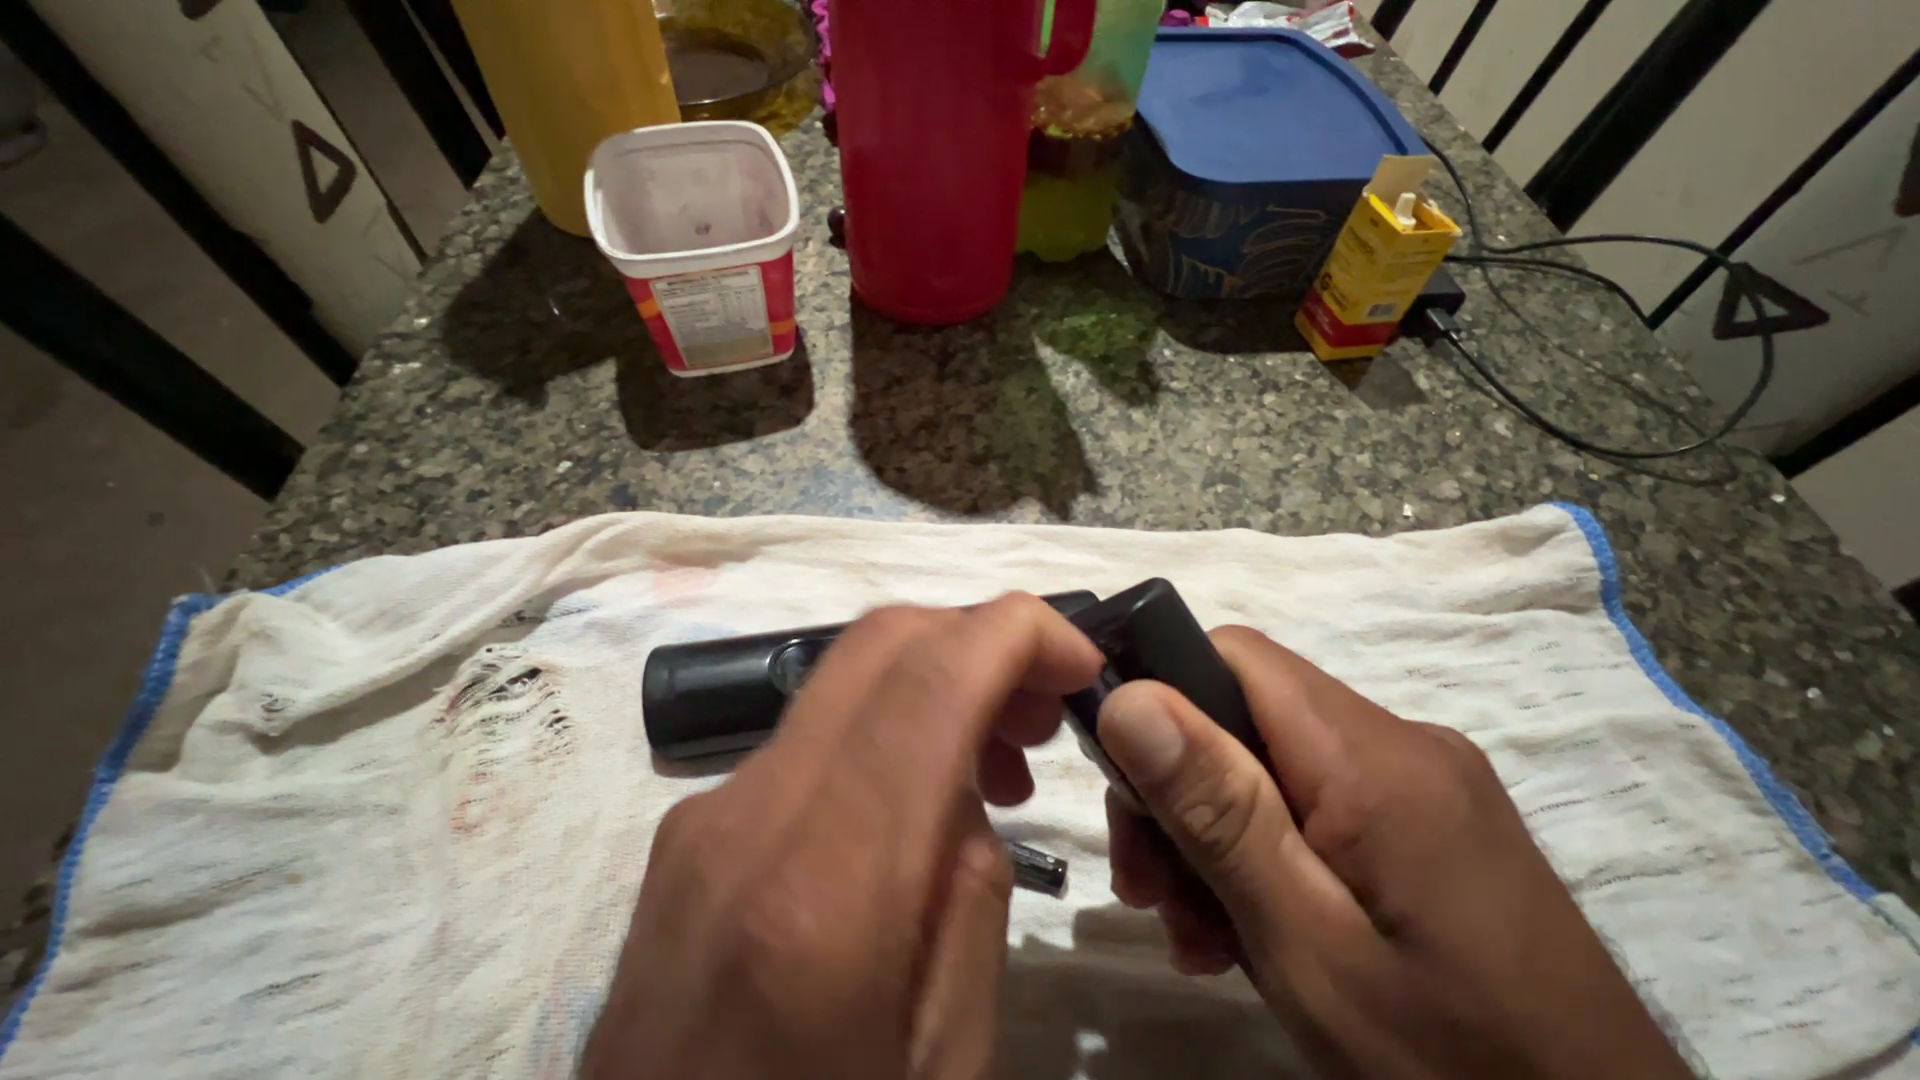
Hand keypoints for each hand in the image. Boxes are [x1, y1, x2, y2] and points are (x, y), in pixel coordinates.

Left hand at [583, 595, 1103, 1079]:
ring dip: (933, 683)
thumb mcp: (947, 1056)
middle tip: (1043, 715)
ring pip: (841, 680)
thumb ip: (972, 897)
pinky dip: (881, 732)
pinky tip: (908, 810)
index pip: (929, 679)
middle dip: (980, 641)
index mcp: (829, 886)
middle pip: (877, 642)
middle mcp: (751, 817)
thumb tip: (964, 790)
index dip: (1018, 632)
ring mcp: (706, 814)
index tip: (1079, 664)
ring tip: (993, 768)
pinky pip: (807, 738)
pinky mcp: (687, 828)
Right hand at [1099, 626, 1692, 1079]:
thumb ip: (1220, 813)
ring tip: (1196, 937)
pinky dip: (1267, 859)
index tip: (1118, 783)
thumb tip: (1130, 696)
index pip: (1235, 655)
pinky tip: (1249, 938)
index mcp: (1376, 757)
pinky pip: (1319, 811)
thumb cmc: (1448, 1058)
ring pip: (1273, 769)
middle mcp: (1404, 745)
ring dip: (1214, 840)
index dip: (1159, 694)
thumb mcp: (1307, 944)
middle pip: (1245, 718)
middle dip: (1177, 793)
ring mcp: (1425, 788)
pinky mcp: (1432, 830)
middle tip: (1147, 893)